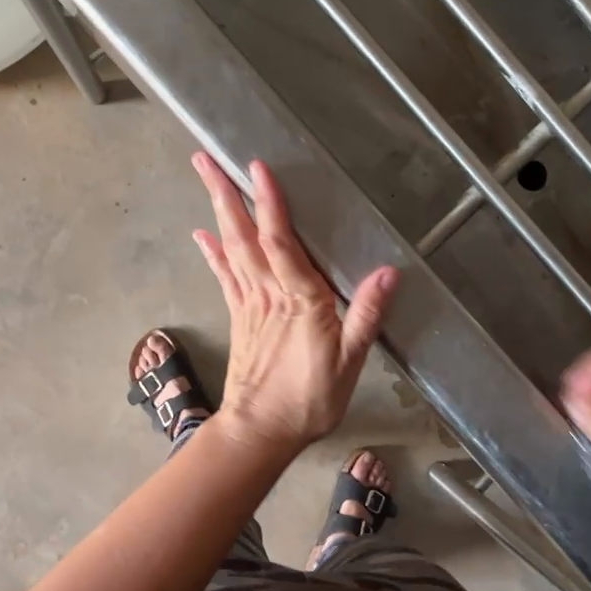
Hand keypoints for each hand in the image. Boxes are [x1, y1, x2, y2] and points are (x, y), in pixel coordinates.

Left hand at [190, 152, 397, 455]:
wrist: (260, 432)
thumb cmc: (308, 400)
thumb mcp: (350, 363)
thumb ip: (366, 315)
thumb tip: (388, 272)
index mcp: (300, 301)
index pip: (283, 243)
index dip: (271, 205)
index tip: (259, 169)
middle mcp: (269, 293)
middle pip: (245, 236)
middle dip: (225, 194)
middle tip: (205, 158)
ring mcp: (249, 302)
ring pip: (231, 247)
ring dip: (217, 210)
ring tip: (203, 177)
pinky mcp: (239, 315)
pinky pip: (224, 276)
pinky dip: (213, 251)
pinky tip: (202, 232)